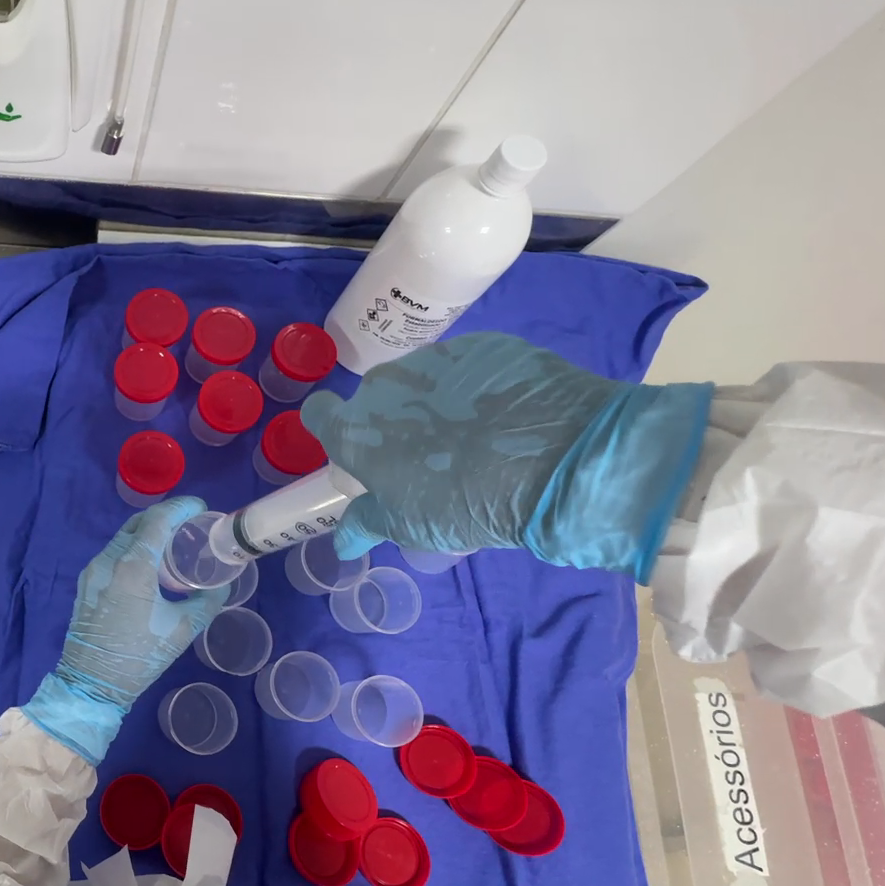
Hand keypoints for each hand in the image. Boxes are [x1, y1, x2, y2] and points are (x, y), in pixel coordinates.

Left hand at [24, 496, 228, 762]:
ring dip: (149, 532)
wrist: (91, 684)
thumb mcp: (183, 630)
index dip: (181, 508)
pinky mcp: (86, 581)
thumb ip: (207, 601)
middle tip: (190, 524)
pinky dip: (134, 548)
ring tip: (174, 543)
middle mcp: (108, 560)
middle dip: (165, 516)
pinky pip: (113, 552)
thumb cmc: (139, 657)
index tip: (201, 508)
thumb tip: (222, 583)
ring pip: (123, 536)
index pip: (158, 520)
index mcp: (132, 566)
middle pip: (138, 522)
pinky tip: (151, 563)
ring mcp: (93, 569)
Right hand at [301, 332, 711, 581]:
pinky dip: (476, 387)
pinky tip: (507, 414)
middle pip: (373, 398)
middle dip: (390, 421)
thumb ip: (366, 524)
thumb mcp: (410, 526)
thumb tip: (342, 540)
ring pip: (420, 380)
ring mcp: (436, 358)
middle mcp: (384, 384)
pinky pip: (467, 367)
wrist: (566, 462)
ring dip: (432, 402)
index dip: (331, 428)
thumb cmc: (468, 502)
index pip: (317, 413)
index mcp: (355, 430)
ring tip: (474, 434)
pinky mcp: (487, 345)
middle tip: (426, 454)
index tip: (356, 449)